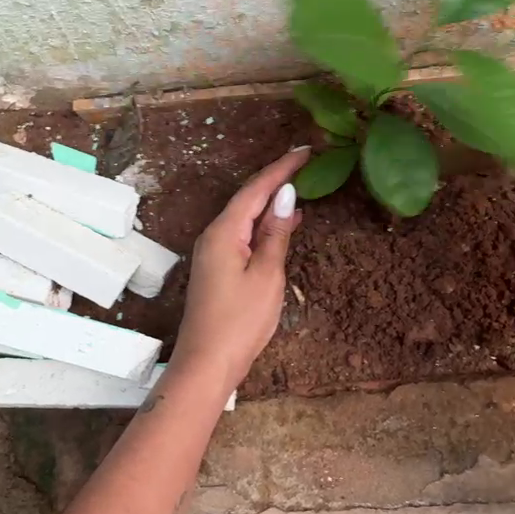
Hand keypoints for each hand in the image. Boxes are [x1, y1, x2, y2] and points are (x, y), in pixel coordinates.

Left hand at [168, 147, 308, 387]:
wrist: (207, 362)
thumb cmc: (240, 321)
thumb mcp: (266, 275)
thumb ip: (275, 233)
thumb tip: (286, 195)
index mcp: (224, 232)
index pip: (256, 189)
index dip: (282, 168)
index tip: (306, 151)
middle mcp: (214, 236)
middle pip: (248, 198)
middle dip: (276, 179)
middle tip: (306, 162)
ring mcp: (214, 252)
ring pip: (245, 216)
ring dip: (272, 201)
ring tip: (301, 186)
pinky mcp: (218, 268)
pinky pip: (243, 234)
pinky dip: (264, 224)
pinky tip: (284, 223)